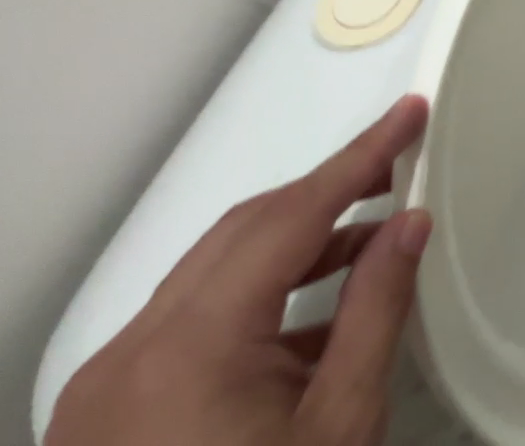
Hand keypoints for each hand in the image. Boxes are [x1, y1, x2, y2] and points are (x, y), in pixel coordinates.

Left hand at [47, 96, 432, 445]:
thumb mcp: (341, 417)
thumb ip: (375, 309)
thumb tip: (407, 225)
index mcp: (192, 345)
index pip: (290, 216)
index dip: (358, 156)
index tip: (409, 112)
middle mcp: (134, 347)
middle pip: (243, 231)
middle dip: (328, 188)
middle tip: (401, 158)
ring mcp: (112, 376)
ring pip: (217, 269)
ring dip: (300, 239)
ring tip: (378, 226)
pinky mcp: (112, 403)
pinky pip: (198, 315)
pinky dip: (267, 290)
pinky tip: (324, 301)